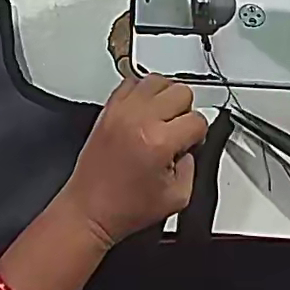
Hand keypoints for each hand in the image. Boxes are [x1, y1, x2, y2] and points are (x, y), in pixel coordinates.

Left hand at [57, 75, 207, 249]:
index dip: (199, 135)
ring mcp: (121, 111)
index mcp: (158, 141)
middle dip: (185, 112)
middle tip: (178, 132)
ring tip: (163, 118)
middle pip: (180, 92)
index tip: (190, 145)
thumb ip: (193, 165)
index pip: (197, 119)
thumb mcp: (178, 197)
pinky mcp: (108, 110)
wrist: (90, 209)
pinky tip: (144, 112)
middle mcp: (138, 119)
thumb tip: (193, 144)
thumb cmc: (125, 207)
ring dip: (165, 97)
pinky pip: (131, 83)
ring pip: (157, 80)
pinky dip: (142, 93)